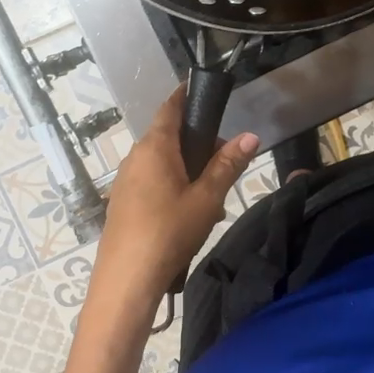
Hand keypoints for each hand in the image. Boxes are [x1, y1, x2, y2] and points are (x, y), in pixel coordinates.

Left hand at [95, 88, 257, 301]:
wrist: (125, 283)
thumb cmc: (168, 232)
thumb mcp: (207, 198)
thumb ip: (228, 165)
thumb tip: (250, 136)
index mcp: (154, 148)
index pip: (170, 108)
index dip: (186, 96)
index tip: (204, 89)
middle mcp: (135, 158)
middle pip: (170, 137)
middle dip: (200, 144)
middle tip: (228, 163)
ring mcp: (126, 182)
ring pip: (164, 163)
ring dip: (190, 171)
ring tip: (215, 198)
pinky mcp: (123, 205)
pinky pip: (154, 183)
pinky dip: (175, 187)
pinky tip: (194, 216)